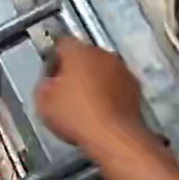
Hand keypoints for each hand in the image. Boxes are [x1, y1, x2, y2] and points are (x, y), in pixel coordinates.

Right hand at [36, 37, 148, 152]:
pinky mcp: (134, 85)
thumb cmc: (75, 116)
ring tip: (83, 101)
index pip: (62, 43)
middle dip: (74, 68)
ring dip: (93, 79)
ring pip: (102, 68)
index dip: (54, 57)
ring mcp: (122, 68)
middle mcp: (103, 54)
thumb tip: (49, 82)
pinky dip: (108, 90)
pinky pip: (115, 82)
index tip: (50, 72)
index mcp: (78, 53)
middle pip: (84, 54)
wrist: (112, 135)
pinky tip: (100, 108)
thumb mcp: (44, 103)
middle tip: (64, 90)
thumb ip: (44, 85)